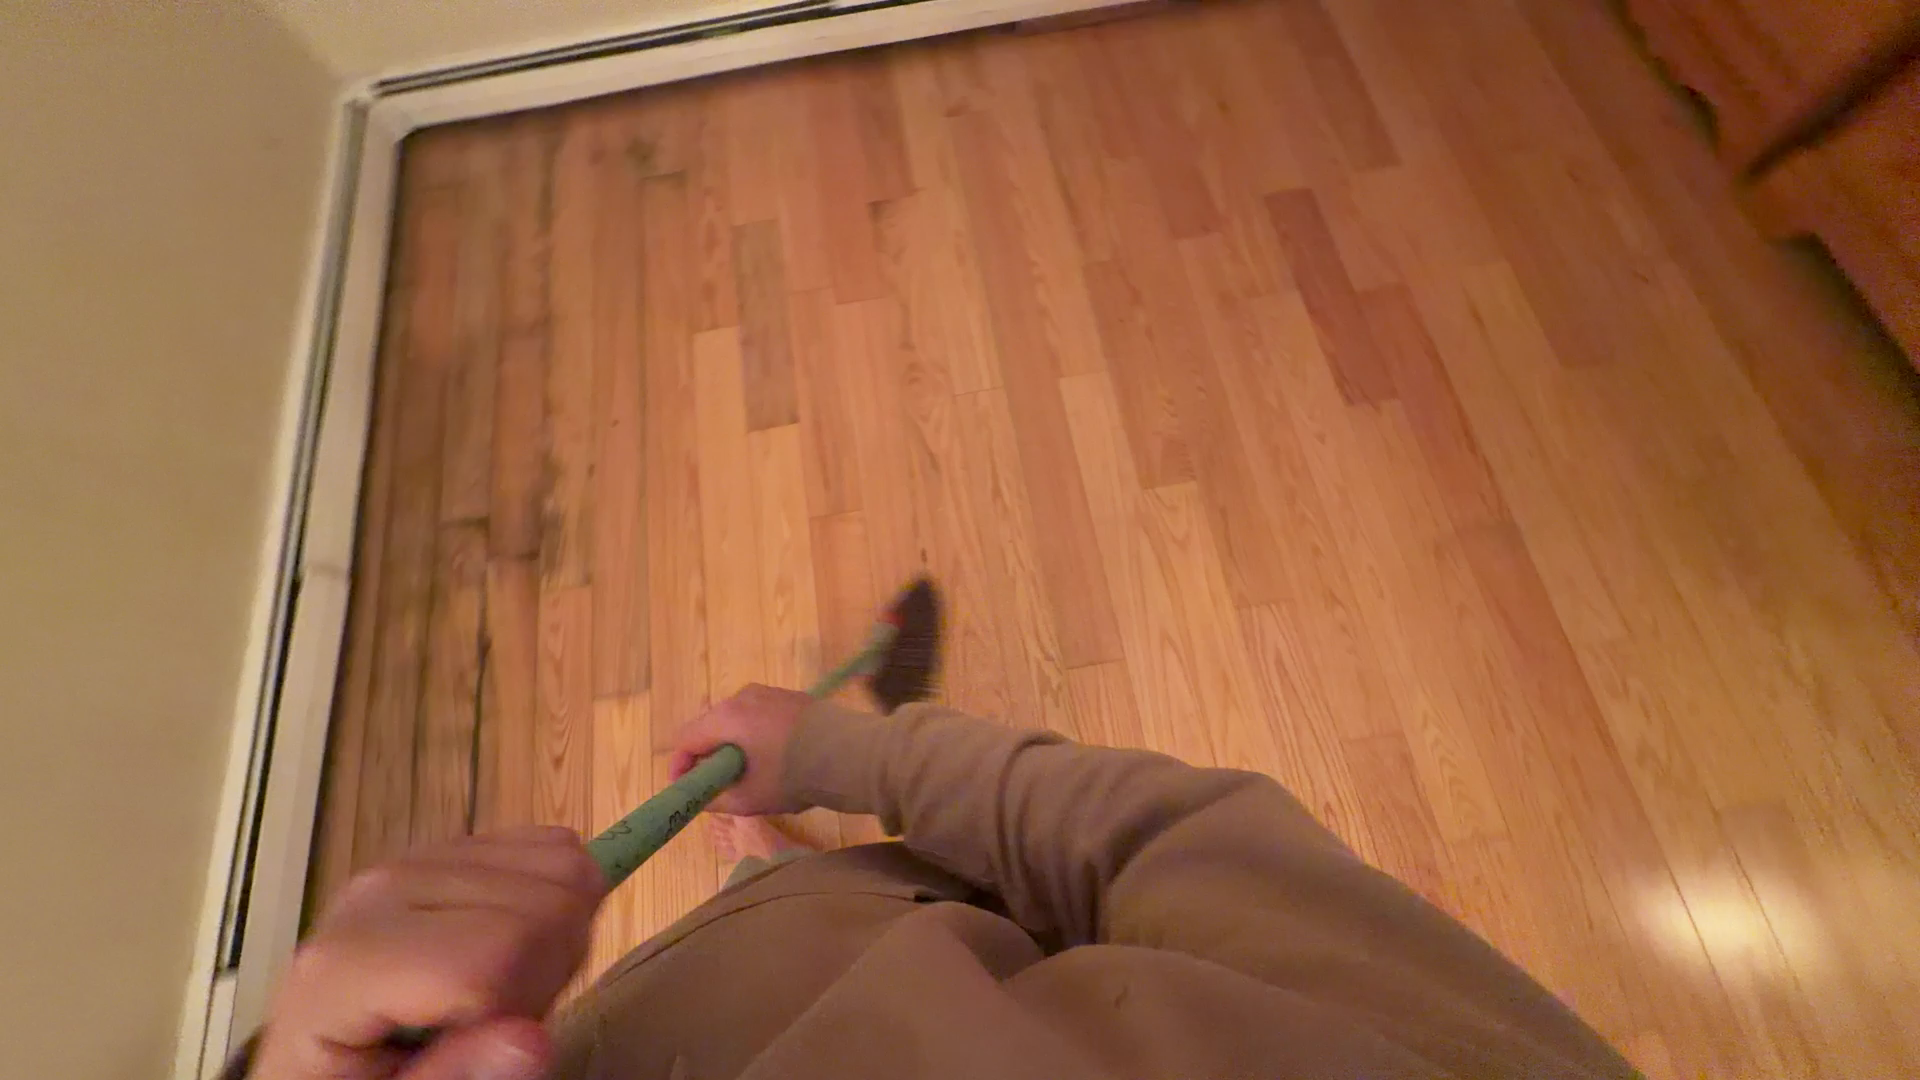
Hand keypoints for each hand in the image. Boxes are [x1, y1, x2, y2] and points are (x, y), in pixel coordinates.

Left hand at [253, 826, 606, 1079]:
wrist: (321, 1052)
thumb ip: (454, 1078)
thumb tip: (533, 1041)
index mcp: (348, 962)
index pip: (500, 948)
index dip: (527, 1000)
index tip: (496, 1041)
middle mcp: (386, 886)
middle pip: (546, 900)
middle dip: (552, 967)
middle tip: (506, 1016)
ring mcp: (426, 854)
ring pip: (567, 864)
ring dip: (565, 930)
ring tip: (512, 978)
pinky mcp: (460, 842)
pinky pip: (559, 844)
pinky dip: (568, 894)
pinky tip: (521, 936)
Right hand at [670, 684, 812, 815]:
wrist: (849, 754)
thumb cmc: (792, 776)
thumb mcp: (748, 798)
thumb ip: (714, 799)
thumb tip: (700, 796)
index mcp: (727, 716)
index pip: (687, 738)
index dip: (680, 765)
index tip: (685, 789)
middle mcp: (744, 695)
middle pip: (710, 724)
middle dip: (706, 754)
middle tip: (713, 782)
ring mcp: (770, 692)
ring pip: (736, 718)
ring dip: (731, 742)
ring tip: (743, 771)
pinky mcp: (792, 697)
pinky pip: (759, 714)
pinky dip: (754, 733)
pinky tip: (769, 755)